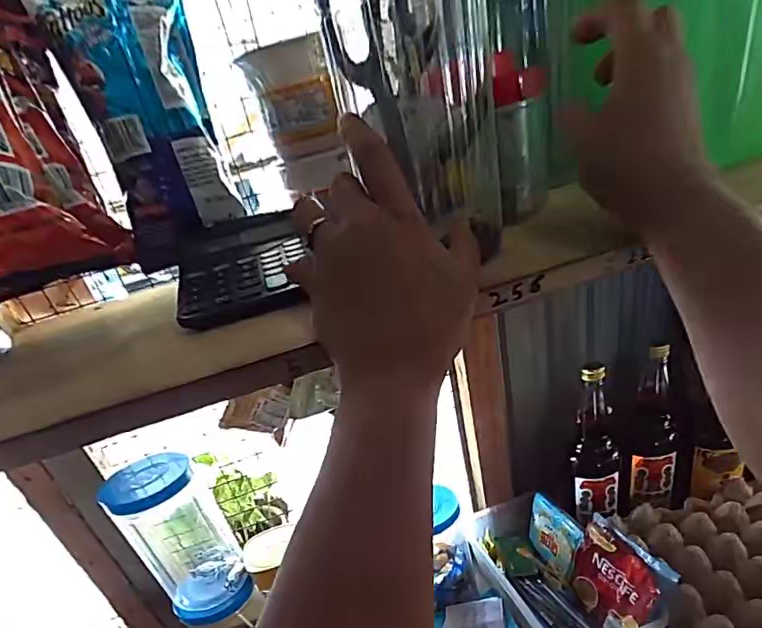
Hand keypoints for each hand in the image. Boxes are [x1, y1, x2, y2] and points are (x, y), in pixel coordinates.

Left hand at [286, 115, 476, 402]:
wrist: (390, 373)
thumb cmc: (433, 328)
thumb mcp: (464, 284)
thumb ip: (463, 246)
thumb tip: (462, 223)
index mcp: (399, 222)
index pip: (377, 165)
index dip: (361, 137)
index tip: (347, 121)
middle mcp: (358, 230)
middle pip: (336, 188)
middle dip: (342, 191)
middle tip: (353, 209)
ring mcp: (330, 257)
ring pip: (307, 218)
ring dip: (314, 217)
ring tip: (321, 228)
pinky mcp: (313, 286)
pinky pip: (298, 262)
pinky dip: (304, 264)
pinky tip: (312, 272)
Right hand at [562, 0, 716, 232]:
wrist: (674, 196)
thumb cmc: (625, 163)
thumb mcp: (584, 141)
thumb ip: (572, 116)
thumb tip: (568, 108)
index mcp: (641, 53)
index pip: (622, 8)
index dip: (594, 17)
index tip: (574, 41)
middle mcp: (669, 56)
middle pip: (652, 18)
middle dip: (622, 34)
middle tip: (598, 69)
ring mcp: (684, 80)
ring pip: (662, 48)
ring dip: (633, 62)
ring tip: (607, 101)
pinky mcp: (689, 106)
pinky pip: (668, 77)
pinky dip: (645, 85)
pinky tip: (625, 122)